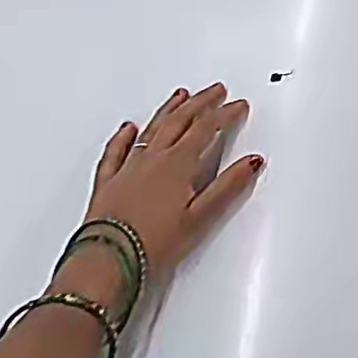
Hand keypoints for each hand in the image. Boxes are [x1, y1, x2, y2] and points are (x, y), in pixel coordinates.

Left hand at [86, 83, 263, 275]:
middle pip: (181, 121)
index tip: (239, 105)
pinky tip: (128, 128)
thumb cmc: (153, 244)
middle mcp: (152, 161)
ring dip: (169, 110)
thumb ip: (229, 185)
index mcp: (178, 165)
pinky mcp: (107, 184)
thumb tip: (252, 161)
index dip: (226, 113)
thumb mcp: (202, 217)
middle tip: (215, 91)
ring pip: (152, 129)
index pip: (207, 128)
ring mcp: (127, 170)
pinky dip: (123, 137)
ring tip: (180, 96)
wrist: (105, 266)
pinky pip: (115, 152)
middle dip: (201, 102)